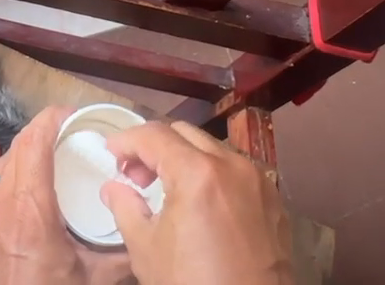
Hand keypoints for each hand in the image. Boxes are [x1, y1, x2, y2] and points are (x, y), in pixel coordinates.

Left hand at [0, 107, 134, 284]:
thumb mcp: (94, 280)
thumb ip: (123, 250)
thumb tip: (150, 228)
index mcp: (30, 211)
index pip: (35, 142)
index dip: (52, 119)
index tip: (70, 115)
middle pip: (16, 149)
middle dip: (40, 134)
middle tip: (64, 136)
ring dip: (19, 156)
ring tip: (41, 157)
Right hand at [101, 120, 296, 284]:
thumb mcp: (147, 251)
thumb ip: (125, 208)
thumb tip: (113, 187)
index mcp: (197, 173)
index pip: (154, 136)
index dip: (127, 140)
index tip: (111, 152)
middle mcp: (231, 164)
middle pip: (183, 133)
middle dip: (155, 147)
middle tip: (136, 175)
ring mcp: (257, 180)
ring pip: (211, 148)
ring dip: (184, 158)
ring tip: (168, 189)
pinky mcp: (273, 200)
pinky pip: (236, 170)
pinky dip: (212, 174)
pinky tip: (202, 203)